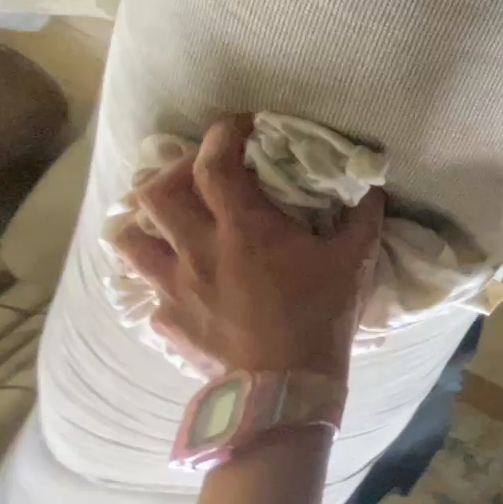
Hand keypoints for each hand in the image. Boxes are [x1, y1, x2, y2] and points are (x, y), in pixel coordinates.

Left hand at [114, 114, 384, 381]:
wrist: (282, 381)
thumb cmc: (321, 309)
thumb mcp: (356, 255)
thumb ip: (364, 215)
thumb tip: (372, 188)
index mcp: (246, 228)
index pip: (216, 166)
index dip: (223, 135)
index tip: (240, 122)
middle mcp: (198, 249)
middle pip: (157, 193)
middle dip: (179, 167)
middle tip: (207, 163)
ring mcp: (172, 285)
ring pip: (130, 237)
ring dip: (148, 216)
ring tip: (174, 212)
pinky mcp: (165, 316)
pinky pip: (147, 283)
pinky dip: (160, 265)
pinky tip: (186, 269)